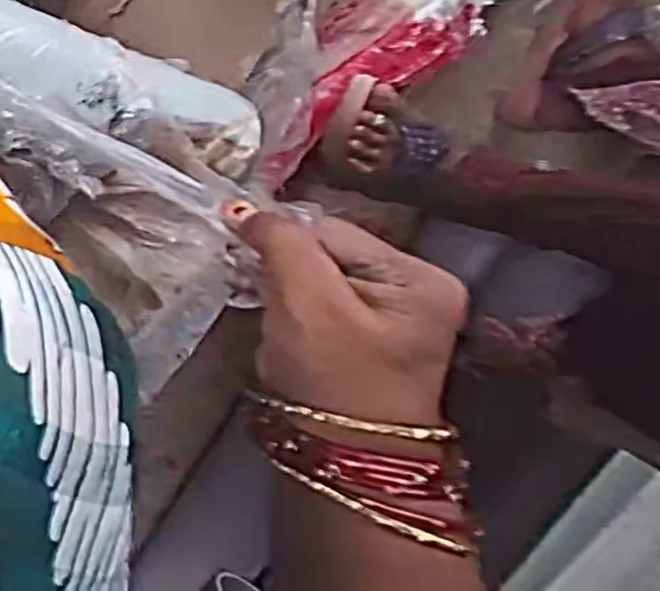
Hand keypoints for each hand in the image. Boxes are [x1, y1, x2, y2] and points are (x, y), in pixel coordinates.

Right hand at [232, 209, 466, 426]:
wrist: (339, 453)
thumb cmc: (331, 374)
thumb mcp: (304, 299)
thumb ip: (279, 240)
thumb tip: (241, 206)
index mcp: (418, 275)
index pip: (326, 228)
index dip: (282, 242)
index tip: (251, 265)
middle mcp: (414, 284)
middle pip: (320, 245)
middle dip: (280, 260)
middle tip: (255, 285)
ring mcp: (390, 307)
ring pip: (311, 266)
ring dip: (278, 277)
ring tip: (264, 301)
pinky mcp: (363, 325)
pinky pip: (314, 288)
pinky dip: (286, 294)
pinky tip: (275, 310)